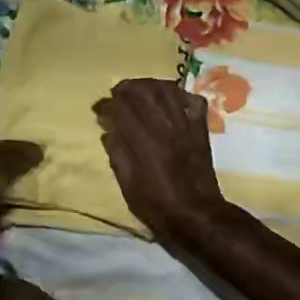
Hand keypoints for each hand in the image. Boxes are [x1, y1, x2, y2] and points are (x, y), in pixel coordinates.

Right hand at [94, 78, 232, 240]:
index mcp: (144, 142)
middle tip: (117, 93)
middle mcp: (165, 127)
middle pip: (145, 92)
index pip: (122, 109)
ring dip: (151, 84)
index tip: (98, 108)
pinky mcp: (201, 130)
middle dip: (126, 88)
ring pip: (169, 90)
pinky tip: (171, 100)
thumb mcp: (128, 185)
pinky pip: (195, 102)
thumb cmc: (157, 205)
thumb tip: (109, 130)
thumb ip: (118, 154)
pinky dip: (182, 95)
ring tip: (140, 90)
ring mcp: (186, 126)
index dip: (106, 104)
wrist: (196, 214)